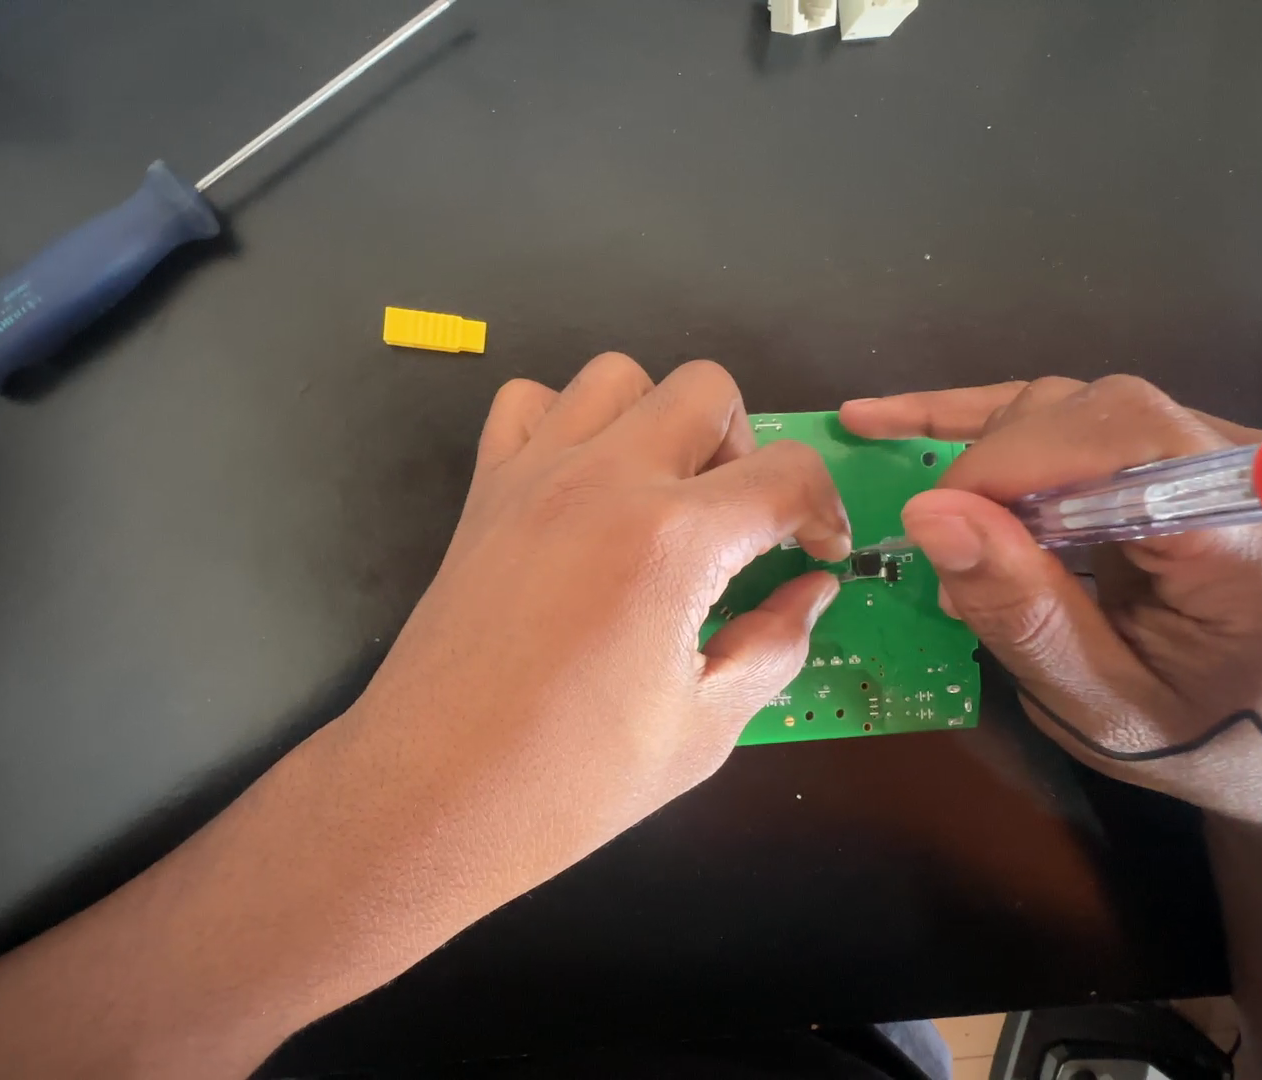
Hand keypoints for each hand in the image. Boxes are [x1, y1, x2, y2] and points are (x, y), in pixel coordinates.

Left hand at [334, 353, 848, 911]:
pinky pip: (526, 404)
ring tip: (660, 494)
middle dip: (746, 447)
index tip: (816, 551)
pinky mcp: (484, 490)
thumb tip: (810, 591)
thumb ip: (774, 643)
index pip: (788, 472)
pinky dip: (565, 422)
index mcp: (675, 539)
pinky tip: (578, 486)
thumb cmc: (575, 778)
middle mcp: (605, 478)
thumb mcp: (705, 728)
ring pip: (616, 376)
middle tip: (737, 521)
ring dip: (658, 419)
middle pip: (706, 389)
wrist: (437, 789)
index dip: (823, 508)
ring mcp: (534, 474)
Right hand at [841, 376, 1261, 828]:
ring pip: (1085, 406)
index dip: (1012, 460)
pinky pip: (1094, 420)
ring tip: (965, 532)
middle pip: (1102, 413)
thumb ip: (1020, 610)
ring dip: (998, 457)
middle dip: (998, 466)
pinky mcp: (1210, 455)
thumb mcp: (1094, 705)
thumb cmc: (1200, 746)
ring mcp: (1249, 457)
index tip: (936, 520)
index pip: (1126, 440)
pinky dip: (1006, 428)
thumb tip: (928, 512)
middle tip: (949, 544)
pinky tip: (920, 419)